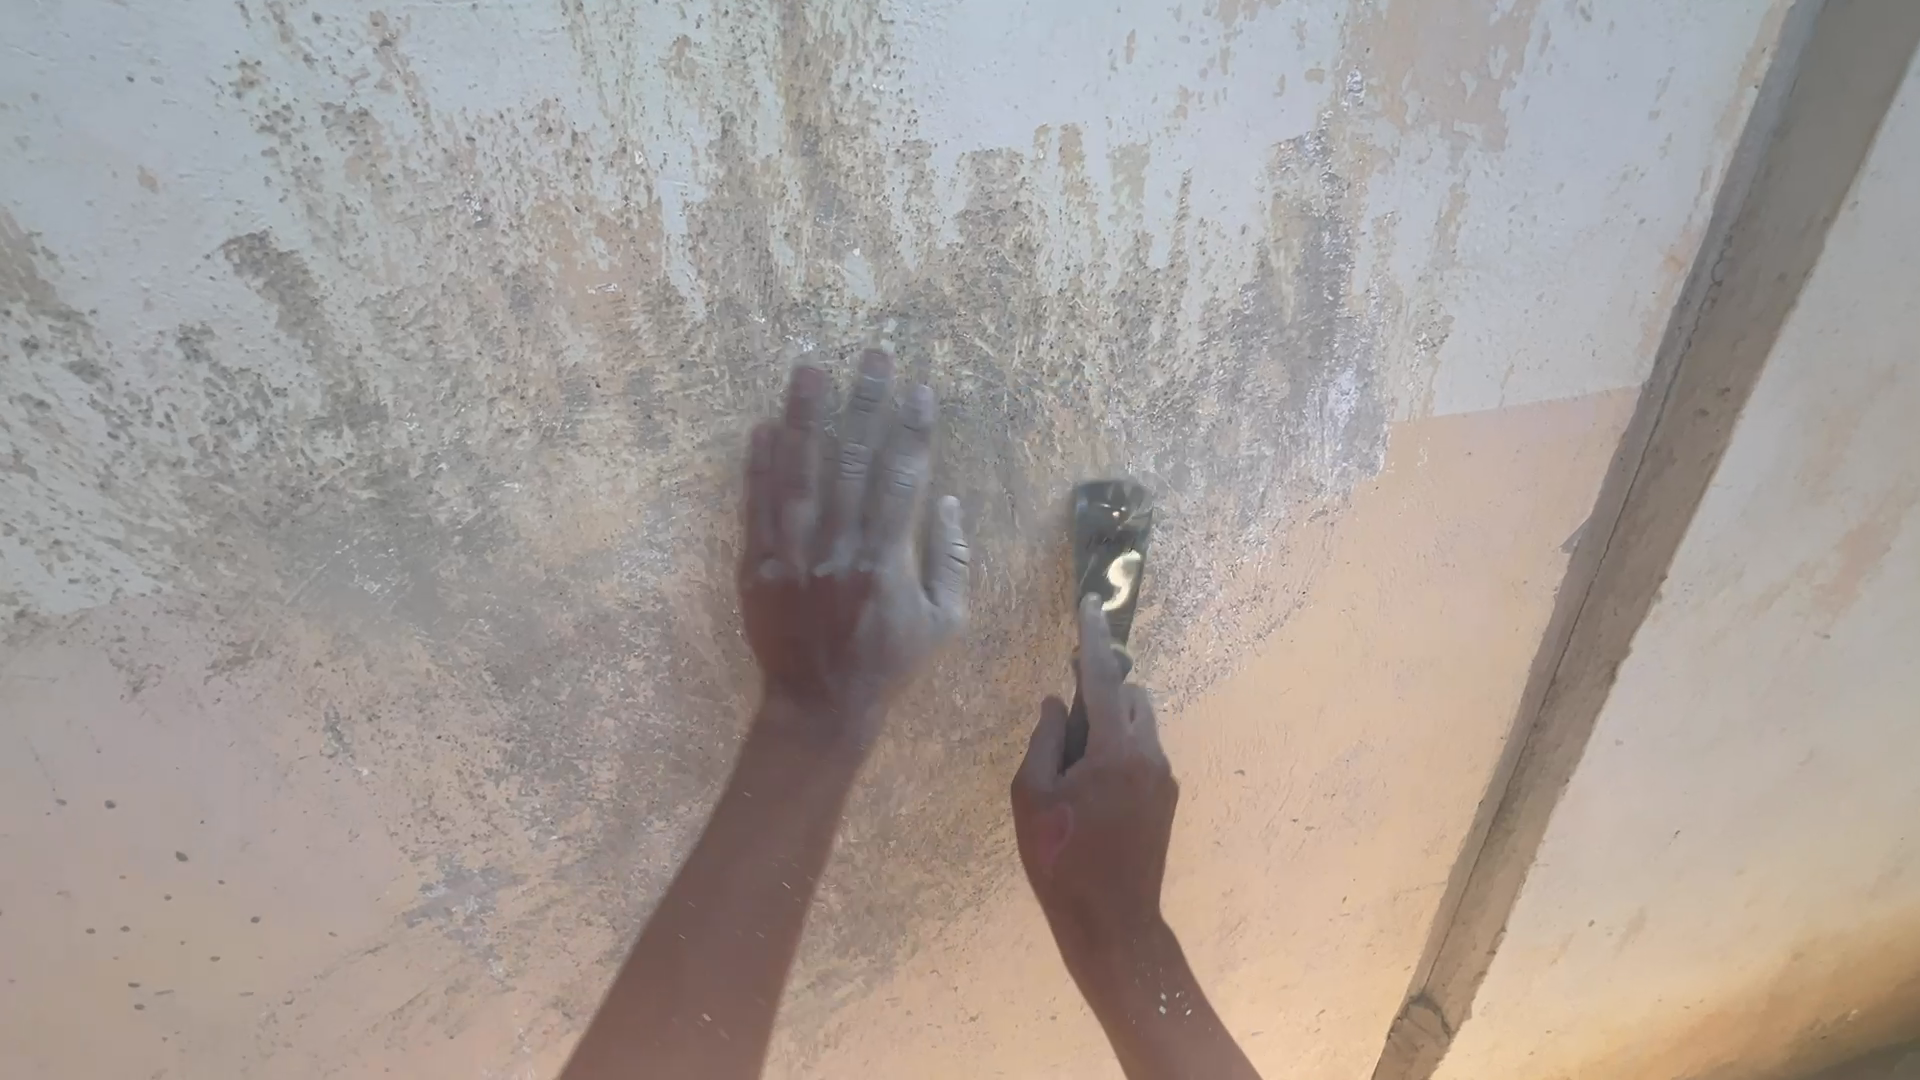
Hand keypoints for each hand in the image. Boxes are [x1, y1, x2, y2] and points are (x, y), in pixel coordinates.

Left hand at [738, 350, 970, 750]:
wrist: (819, 706)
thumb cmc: (889, 663)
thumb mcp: (944, 623)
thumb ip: (952, 561)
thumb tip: (947, 502)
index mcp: (886, 564)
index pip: (901, 481)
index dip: (912, 431)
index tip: (920, 389)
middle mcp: (838, 552)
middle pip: (851, 465)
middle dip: (865, 406)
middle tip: (873, 356)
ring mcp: (791, 557)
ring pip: (797, 476)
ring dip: (804, 418)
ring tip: (810, 369)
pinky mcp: (756, 568)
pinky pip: (755, 509)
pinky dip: (758, 466)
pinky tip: (763, 425)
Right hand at [1012, 595, 1178, 966]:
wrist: (1112, 925)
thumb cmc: (1060, 858)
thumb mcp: (1032, 796)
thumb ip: (1045, 740)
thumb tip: (1057, 702)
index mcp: (1114, 748)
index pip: (1105, 677)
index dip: (1095, 637)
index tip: (1092, 603)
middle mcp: (1149, 753)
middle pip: (1133, 694)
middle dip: (1103, 688)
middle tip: (1067, 714)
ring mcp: (1164, 777)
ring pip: (1141, 723)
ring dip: (1112, 721)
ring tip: (1076, 762)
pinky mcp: (1167, 798)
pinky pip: (1144, 751)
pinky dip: (1120, 747)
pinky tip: (1093, 788)